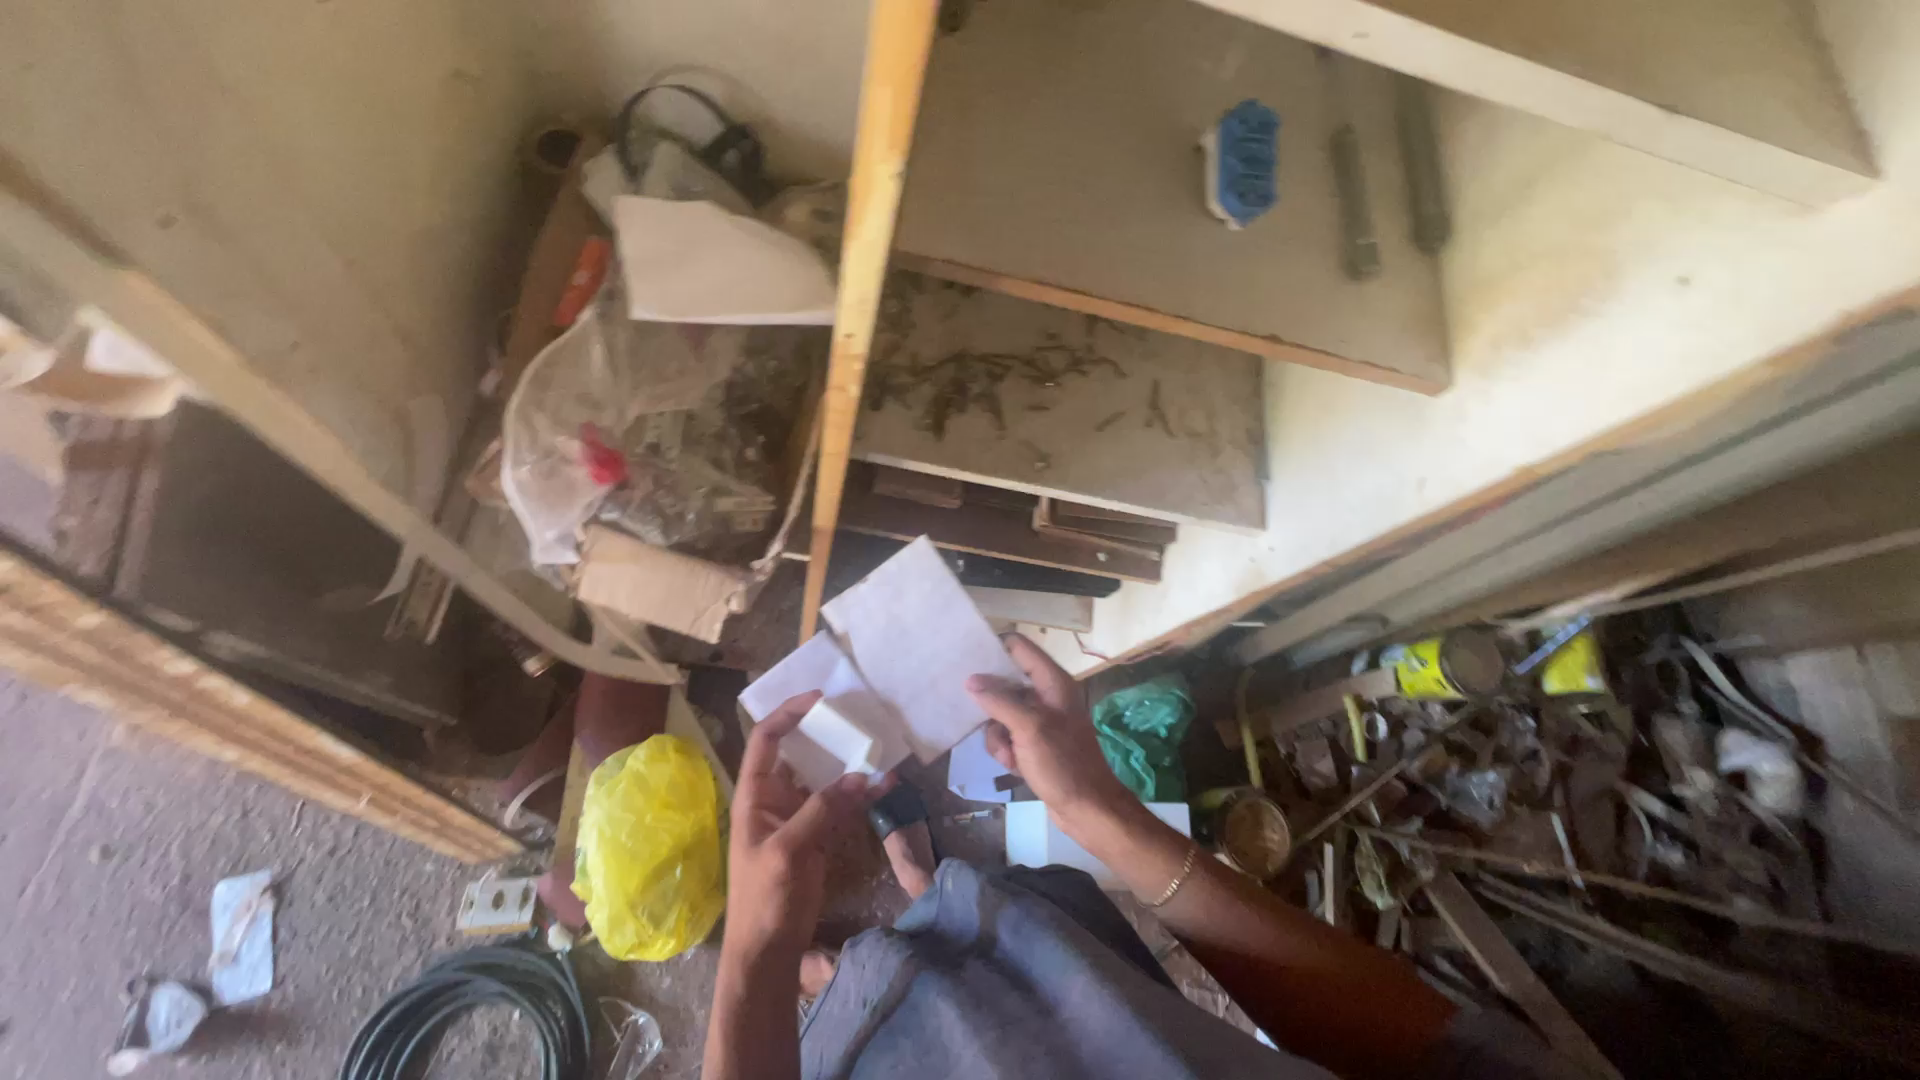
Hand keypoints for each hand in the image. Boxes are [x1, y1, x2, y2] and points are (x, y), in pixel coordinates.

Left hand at [724, 691, 884, 959]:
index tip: (821, 699)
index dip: (789, 713)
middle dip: (828, 734)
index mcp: (754, 794)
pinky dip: (862, 794)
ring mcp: (798, 816)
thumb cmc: (763, 898)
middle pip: (801, 753)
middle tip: (859, 718)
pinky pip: (842, 805)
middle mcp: (775, 797)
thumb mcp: (787, 851)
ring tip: (879, 746)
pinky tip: (885, 785)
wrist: (767, 951)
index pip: (767, 739)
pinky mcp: (818, 835)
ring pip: (826, 778)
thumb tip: (861, 777)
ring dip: (850, 764)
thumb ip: (821, 811)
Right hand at [967, 634, 1131, 824]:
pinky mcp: (1035, 744)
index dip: (994, 648)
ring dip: (998, 735)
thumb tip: (971, 680)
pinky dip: (1006, 750)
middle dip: (990, 702)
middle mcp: (1047, 696)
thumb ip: (999, 701)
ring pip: (1001, 713)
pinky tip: (1014, 767)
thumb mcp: (1029, 728)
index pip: (1019, 648)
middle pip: (1005, 682)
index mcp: (1053, 682)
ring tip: (1008, 754)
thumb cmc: (1063, 764)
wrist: (1088, 809)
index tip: (964, 657)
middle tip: (974, 712)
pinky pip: (1008, 736)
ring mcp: (1041, 721)